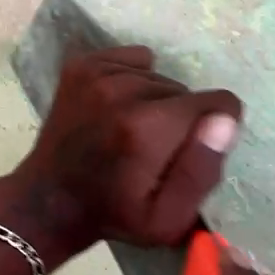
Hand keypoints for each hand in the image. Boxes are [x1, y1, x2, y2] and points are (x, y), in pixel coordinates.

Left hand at [0, 45, 242, 268]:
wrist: (49, 199)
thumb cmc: (115, 214)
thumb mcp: (169, 217)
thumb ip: (202, 170)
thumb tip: (225, 119)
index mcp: (146, 128)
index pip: (216, 102)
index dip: (215, 127)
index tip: (194, 148)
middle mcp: (121, 91)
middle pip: (183, 90)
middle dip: (180, 116)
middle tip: (155, 148)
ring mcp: (96, 75)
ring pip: (157, 76)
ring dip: (155, 99)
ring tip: (133, 130)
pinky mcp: (80, 66)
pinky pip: (132, 57)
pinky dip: (134, 76)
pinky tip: (119, 104)